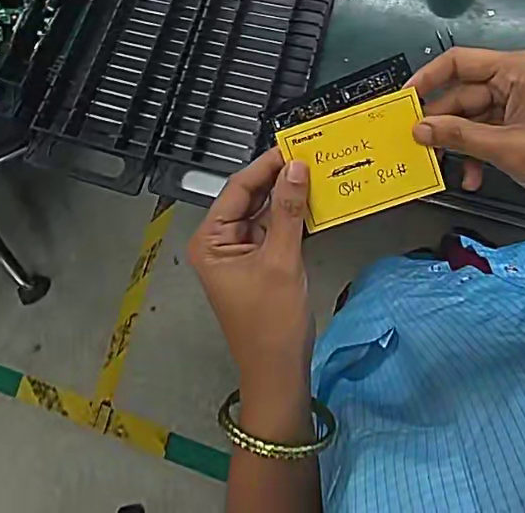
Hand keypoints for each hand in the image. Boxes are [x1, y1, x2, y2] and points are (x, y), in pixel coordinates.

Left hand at [188, 149, 313, 393]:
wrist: (279, 376)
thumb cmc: (271, 324)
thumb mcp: (281, 261)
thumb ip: (289, 210)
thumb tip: (296, 168)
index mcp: (210, 239)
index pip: (237, 189)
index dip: (265, 166)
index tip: (290, 147)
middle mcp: (219, 241)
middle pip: (250, 198)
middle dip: (278, 179)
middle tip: (308, 157)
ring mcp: (239, 252)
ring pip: (264, 212)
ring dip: (288, 197)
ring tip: (314, 174)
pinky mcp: (258, 262)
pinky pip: (274, 229)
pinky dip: (292, 218)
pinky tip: (312, 203)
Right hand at [407, 48, 524, 237]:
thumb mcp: (510, 150)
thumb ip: (459, 136)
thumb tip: (418, 129)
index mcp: (518, 70)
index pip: (458, 61)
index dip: (427, 78)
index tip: (403, 100)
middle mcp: (517, 79)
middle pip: (462, 93)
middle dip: (441, 121)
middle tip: (417, 143)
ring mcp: (521, 102)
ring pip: (472, 116)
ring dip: (459, 143)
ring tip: (446, 167)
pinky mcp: (524, 124)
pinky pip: (487, 131)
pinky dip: (476, 151)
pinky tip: (472, 176)